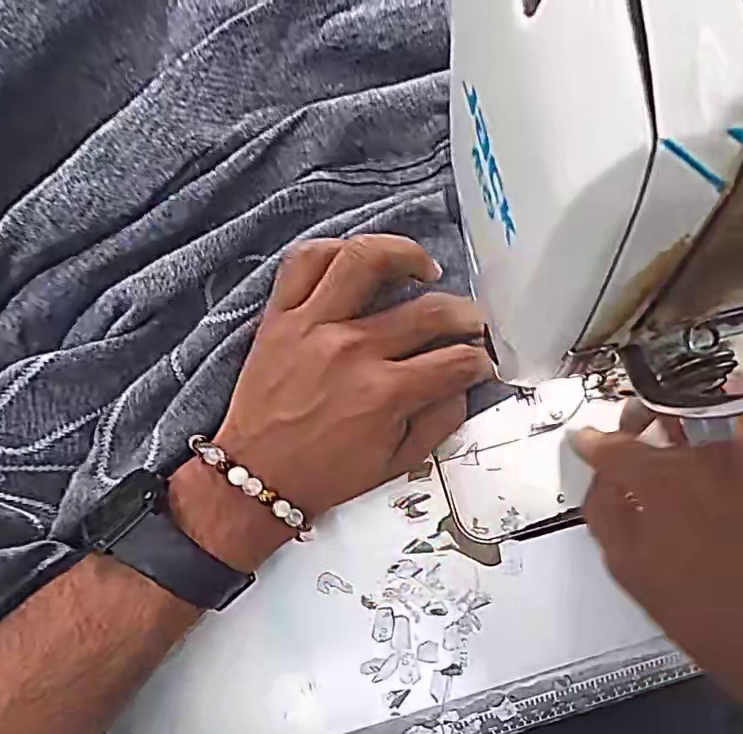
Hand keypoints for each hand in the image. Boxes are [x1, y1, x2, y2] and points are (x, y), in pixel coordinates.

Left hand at [170, 235, 491, 569]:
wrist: (261, 475)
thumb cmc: (326, 473)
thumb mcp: (397, 462)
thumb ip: (438, 422)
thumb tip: (462, 385)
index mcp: (385, 395)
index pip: (455, 361)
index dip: (480, 360)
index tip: (481, 362)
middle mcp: (353, 352)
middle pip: (429, 311)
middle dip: (466, 316)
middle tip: (470, 324)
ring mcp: (314, 327)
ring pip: (367, 260)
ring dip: (407, 255)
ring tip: (423, 269)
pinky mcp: (281, 317)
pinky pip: (306, 261)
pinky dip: (336, 249)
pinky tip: (358, 263)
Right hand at [571, 399, 742, 719]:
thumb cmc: (717, 612)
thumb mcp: (631, 565)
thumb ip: (604, 504)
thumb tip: (599, 470)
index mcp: (667, 479)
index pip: (615, 439)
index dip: (597, 442)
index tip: (596, 441)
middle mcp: (720, 447)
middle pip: (666, 398)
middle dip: (645, 416)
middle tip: (642, 435)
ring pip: (717, 395)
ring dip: (695, 416)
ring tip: (694, 451)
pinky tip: (739, 457)